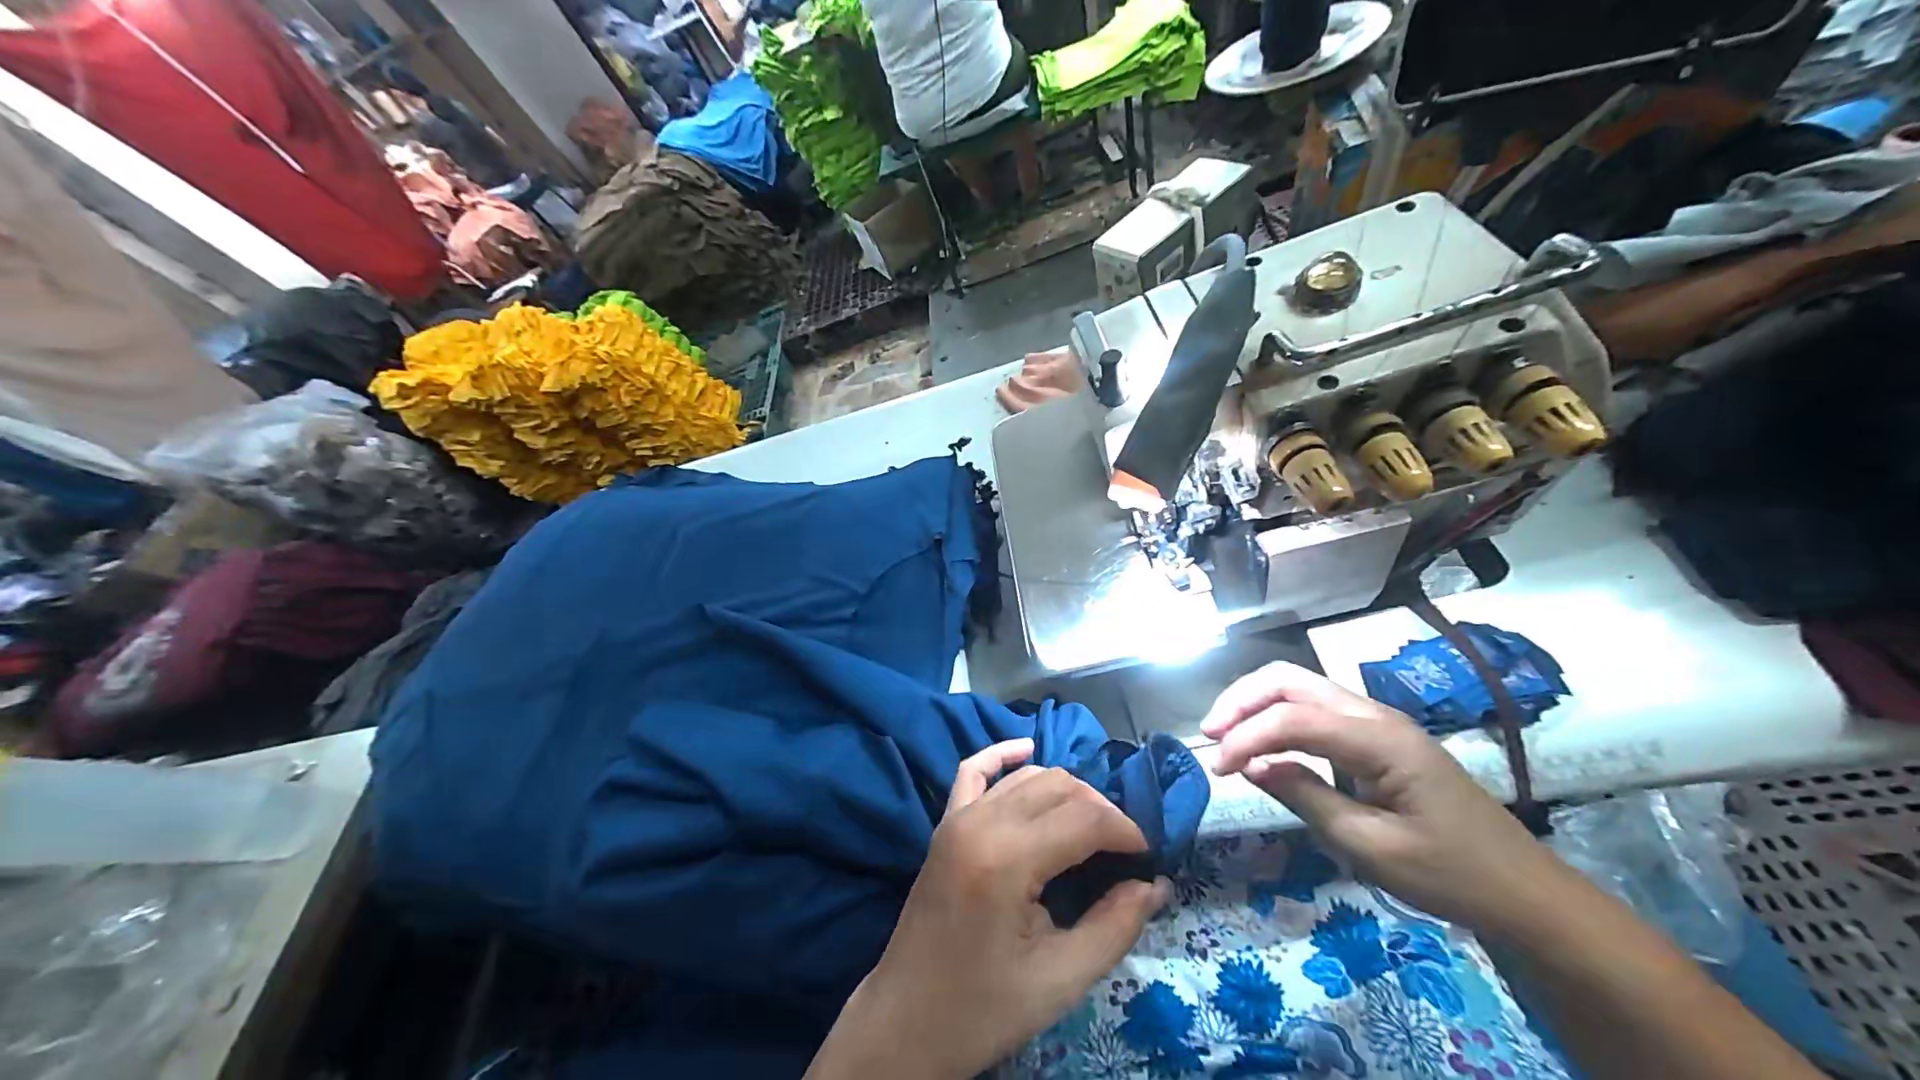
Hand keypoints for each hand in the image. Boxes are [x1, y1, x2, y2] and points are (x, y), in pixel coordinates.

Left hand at [806, 739, 1169, 1079]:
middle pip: (1059, 786)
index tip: (1148, 860)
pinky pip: (973, 771)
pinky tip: (1027, 748)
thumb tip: (1155, 885)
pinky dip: (1003, 756)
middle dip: (1101, 810)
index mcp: (1007, 858)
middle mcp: (980, 821)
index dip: (1126, 832)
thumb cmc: (984, 1008)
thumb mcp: (1061, 979)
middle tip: (1122, 852)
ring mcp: (956, 818)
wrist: (907, 1021)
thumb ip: (1115, 925)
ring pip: (1026, 776)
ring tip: (1093, 830)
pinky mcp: (943, 824)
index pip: (1085, 818)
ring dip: (1067, 792)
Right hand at [1202, 662, 1574, 935]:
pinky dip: (1278, 717)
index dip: (1245, 737)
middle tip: (1210, 735)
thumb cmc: (1450, 874)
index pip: (1292, 718)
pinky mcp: (1377, 736)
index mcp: (1380, 739)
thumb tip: (1250, 766)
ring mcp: (1378, 721)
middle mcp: (1375, 715)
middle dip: (1241, 700)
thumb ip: (1305, 797)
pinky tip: (1263, 743)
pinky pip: (1315, 708)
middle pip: (1289, 680)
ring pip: (1299, 687)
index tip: (1217, 770)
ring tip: (1225, 735)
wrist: (1524, 891)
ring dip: (1256, 703)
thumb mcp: (1369, 847)